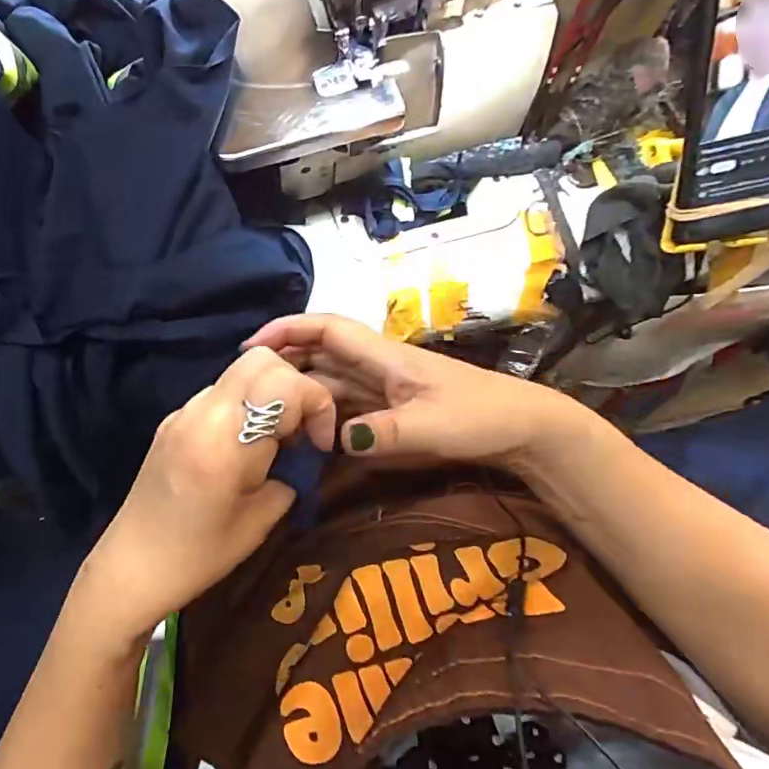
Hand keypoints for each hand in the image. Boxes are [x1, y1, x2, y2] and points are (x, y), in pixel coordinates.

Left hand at [76, 347, 336, 647]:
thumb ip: (290, 472)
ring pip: (238, 373)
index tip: (319, 443)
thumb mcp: (261, 519)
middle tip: (299, 433)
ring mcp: (181, 413)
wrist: (131, 565)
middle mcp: (200, 412)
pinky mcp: (170, 421)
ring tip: (272, 443)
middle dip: (294, 387)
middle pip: (260, 360)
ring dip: (267, 396)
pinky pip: (217, 395)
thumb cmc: (199, 555)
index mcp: (224, 439)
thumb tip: (302, 449)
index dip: (317, 403)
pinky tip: (242, 448)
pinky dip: (242, 407)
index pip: (284, 382)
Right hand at [244, 313, 586, 469]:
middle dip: (281, 360)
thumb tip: (334, 439)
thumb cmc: (481, 417)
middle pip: (317, 353)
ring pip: (325, 380)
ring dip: (296, 389)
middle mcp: (374, 367)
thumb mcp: (433, 426)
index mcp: (383, 357)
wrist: (523, 430)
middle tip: (245, 384)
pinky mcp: (385, 409)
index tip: (252, 345)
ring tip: (264, 411)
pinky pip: (339, 405)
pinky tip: (299, 431)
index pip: (326, 329)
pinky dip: (316, 412)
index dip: (287, 328)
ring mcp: (379, 388)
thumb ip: (384, 432)